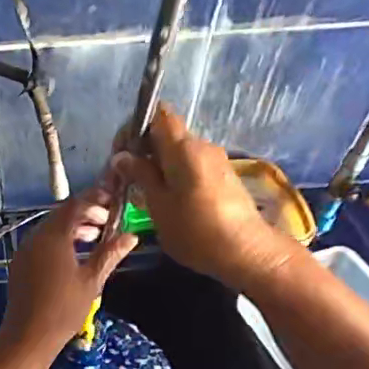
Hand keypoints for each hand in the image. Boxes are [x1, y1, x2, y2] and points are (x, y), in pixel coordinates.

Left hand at [0, 178, 137, 353]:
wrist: (28, 336)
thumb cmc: (64, 309)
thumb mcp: (92, 280)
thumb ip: (110, 254)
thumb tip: (131, 236)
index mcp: (53, 236)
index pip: (75, 205)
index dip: (95, 199)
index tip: (113, 200)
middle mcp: (36, 237)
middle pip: (61, 214)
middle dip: (85, 213)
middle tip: (107, 221)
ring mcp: (25, 249)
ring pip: (51, 228)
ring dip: (73, 227)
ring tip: (95, 237)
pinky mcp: (21, 263)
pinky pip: (42, 241)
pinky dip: (60, 240)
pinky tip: (74, 254)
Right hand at [112, 104, 304, 290]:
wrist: (246, 253)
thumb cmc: (196, 230)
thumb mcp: (159, 205)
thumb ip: (141, 176)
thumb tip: (122, 157)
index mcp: (184, 148)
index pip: (158, 114)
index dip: (136, 127)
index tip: (123, 154)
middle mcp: (203, 146)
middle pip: (168, 135)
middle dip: (145, 151)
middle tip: (129, 180)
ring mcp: (217, 162)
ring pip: (180, 153)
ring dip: (161, 167)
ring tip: (148, 196)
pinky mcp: (225, 178)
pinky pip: (194, 167)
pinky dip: (177, 177)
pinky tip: (171, 203)